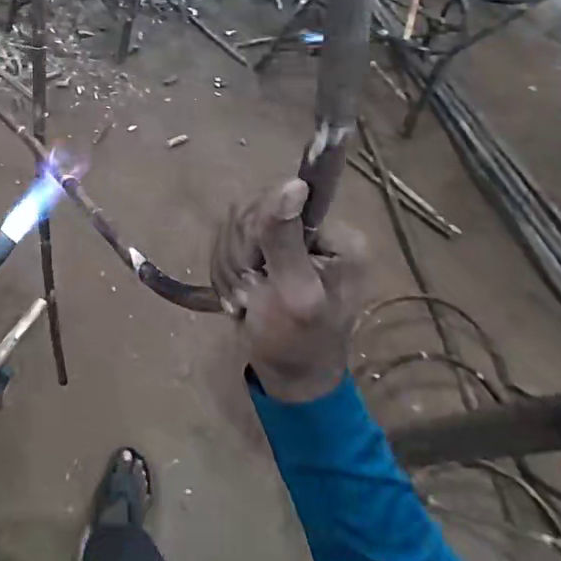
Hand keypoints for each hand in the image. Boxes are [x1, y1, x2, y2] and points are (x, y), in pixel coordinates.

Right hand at [211, 178, 369, 402]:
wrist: (287, 376)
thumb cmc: (296, 341)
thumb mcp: (293, 292)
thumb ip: (286, 239)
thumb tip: (294, 183)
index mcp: (335, 235)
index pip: (276, 199)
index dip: (255, 232)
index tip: (257, 269)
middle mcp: (316, 230)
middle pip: (251, 212)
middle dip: (240, 254)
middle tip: (250, 290)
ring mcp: (290, 240)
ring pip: (234, 226)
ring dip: (229, 265)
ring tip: (244, 297)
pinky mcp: (267, 251)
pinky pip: (227, 241)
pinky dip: (225, 270)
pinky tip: (237, 293)